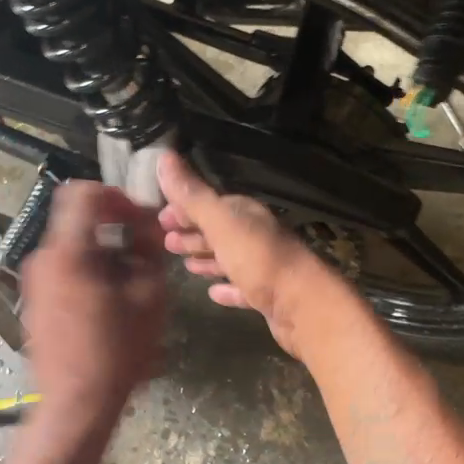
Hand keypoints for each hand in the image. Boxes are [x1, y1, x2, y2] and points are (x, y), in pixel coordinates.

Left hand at [19, 180, 168, 420]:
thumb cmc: (116, 352)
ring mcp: (35, 283)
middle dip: (116, 229)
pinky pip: (65, 272)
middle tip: (147, 252)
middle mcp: (42, 260)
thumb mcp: (148, 299)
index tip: (141, 218)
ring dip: (106, 254)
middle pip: (79, 222)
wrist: (75, 405)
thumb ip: (149, 252)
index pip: (84, 193)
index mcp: (67, 252)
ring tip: (135, 283)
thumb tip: (147, 226)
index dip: (117, 196)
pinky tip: (114, 303)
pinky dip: (90, 273)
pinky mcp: (36, 304)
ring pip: (74, 248)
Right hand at [156, 151, 331, 355]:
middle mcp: (257, 237)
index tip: (160, 216)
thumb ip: (193, 195)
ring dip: (208, 258)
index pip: (213, 203)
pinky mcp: (267, 297)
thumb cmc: (259, 260)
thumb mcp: (221, 223)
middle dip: (194, 232)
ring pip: (230, 258)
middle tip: (166, 241)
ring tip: (184, 264)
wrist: (303, 306)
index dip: (186, 207)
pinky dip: (227, 288)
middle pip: (221, 230)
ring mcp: (264, 268)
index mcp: (247, 215)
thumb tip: (163, 156)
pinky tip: (213, 293)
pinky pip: (242, 288)